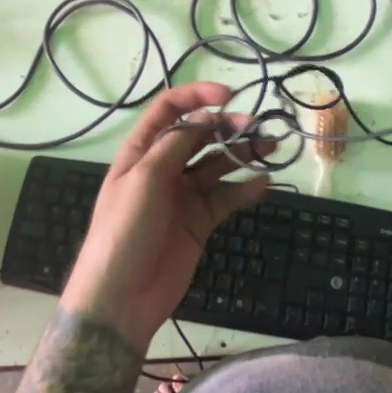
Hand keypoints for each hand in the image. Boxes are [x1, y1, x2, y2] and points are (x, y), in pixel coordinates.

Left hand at [60, 82, 271, 349]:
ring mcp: (183, 195)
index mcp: (142, 151)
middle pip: (200, 136)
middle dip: (227, 126)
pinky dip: (245, 189)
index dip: (197, 96)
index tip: (229, 95)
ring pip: (217, 164)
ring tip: (269, 147)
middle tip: (256, 128)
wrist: (121, 297)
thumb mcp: (145, 179)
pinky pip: (226, 198)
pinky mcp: (199, 222)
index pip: (170, 110)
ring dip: (242, 153)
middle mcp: (164, 167)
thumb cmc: (124, 230)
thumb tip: (207, 116)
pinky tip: (264, 183)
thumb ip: (176, 145)